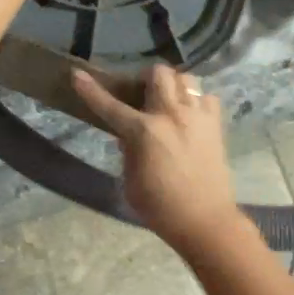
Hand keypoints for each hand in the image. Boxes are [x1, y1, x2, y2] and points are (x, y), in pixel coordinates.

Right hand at [72, 64, 245, 252]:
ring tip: (169, 101)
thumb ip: (128, 152)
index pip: (110, 105)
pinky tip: (191, 115)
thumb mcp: (131, 181)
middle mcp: (171, 115)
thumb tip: (128, 135)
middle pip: (158, 73)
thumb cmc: (161, 207)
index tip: (77, 74)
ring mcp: (197, 116)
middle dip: (146, 77)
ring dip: (173, 85)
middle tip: (142, 93)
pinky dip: (196, 100)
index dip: (91, 89)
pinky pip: (207, 97)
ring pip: (186, 78)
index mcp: (143, 131)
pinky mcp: (216, 124)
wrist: (205, 221)